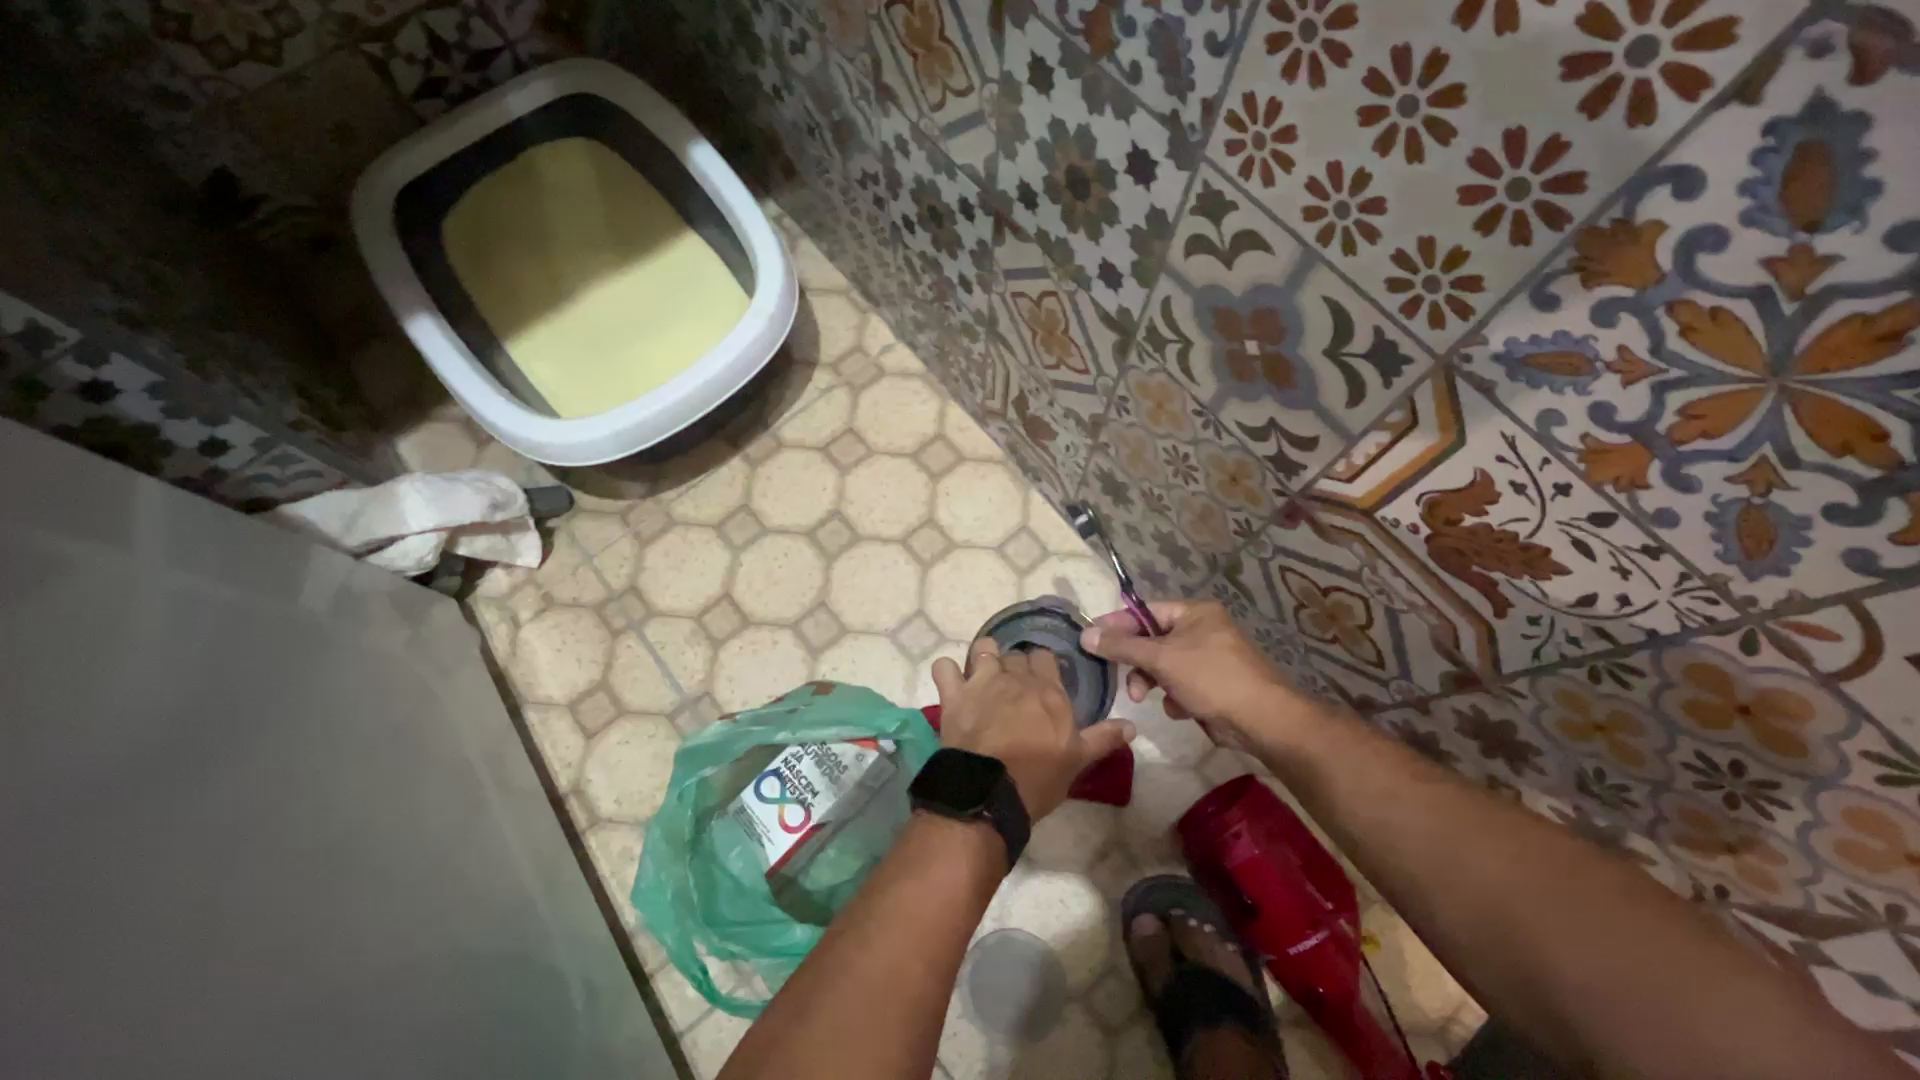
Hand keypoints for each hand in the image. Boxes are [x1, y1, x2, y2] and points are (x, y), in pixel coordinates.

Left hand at [930, 638, 1135, 819]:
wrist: (990, 794)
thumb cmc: (1038, 777)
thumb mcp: (1078, 760)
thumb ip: (1104, 737)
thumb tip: (1133, 725)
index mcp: (1048, 690)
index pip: (1045, 656)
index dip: (1041, 666)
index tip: (1040, 681)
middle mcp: (1015, 678)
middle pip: (1015, 654)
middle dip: (1014, 665)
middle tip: (1013, 687)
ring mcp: (981, 683)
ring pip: (983, 649)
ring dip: (984, 657)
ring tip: (983, 677)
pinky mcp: (953, 696)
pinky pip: (943, 667)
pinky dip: (947, 672)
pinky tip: (952, 684)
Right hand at [1079, 600, 1306, 749]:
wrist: (1260, 719)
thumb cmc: (1211, 677)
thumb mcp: (1161, 658)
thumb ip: (1122, 647)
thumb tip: (1085, 634)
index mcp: (1195, 613)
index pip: (1145, 611)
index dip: (1117, 624)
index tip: (1090, 638)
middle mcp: (1203, 630)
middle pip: (1153, 641)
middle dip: (1138, 664)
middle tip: (1125, 682)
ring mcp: (1210, 659)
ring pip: (1164, 667)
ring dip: (1154, 683)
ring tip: (1150, 699)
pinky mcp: (1213, 686)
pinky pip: (1180, 685)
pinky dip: (1176, 697)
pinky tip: (1182, 710)